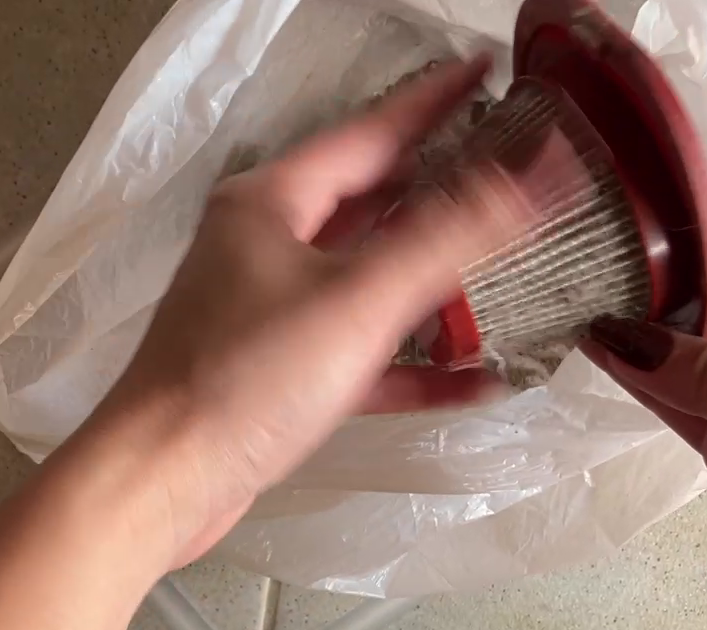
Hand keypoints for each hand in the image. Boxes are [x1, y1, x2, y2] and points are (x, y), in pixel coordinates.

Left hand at [77, 59, 549, 564]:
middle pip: (369, 210)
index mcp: (269, 204)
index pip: (369, 135)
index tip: (489, 75)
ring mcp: (267, 318)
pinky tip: (472, 380)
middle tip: (514, 177)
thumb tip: (541, 166)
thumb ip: (451, 233)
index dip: (435, 103)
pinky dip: (409, 369)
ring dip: (433, 291)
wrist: (165, 478)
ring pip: (364, 289)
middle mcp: (262, 252)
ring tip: (511, 275)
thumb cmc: (246, 378)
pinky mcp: (276, 379)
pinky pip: (357, 359)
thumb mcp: (356, 297)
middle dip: (441, 197)